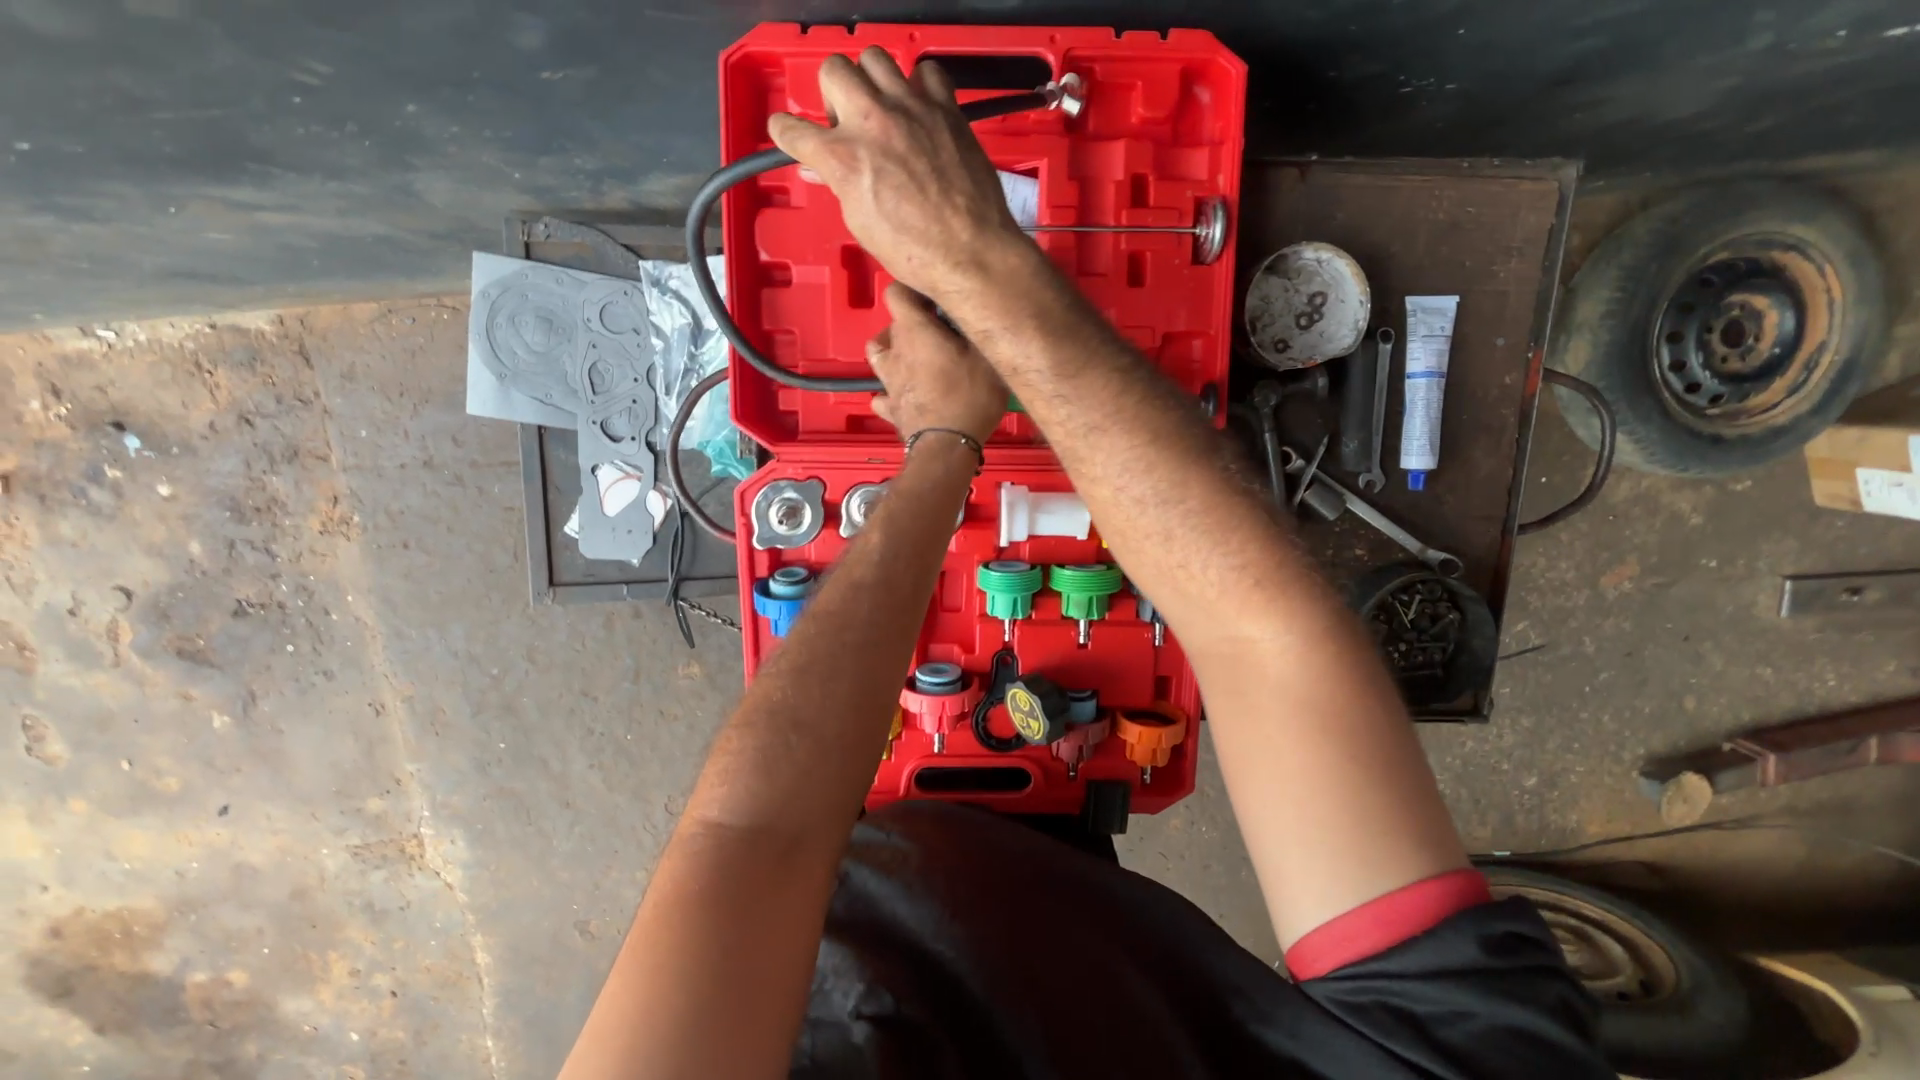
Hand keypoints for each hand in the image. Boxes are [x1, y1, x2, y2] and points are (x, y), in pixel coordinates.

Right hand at [769, 48, 1027, 305]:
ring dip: (871, 80)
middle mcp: (872, 122)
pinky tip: (920, 109)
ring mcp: (911, 109)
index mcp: (843, 158)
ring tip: (881, 109)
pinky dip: (921, 85)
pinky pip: (927, 72)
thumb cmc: (916, 251)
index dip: (786, 132)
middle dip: (833, 94)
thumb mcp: (862, 223)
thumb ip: (840, 185)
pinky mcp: (946, 109)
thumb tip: (825, 170)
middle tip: (847, 123)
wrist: (970, 251)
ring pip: (875, 58)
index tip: (790, 134)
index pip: (792, 129)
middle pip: (833, 70)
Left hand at [866, 283, 1006, 443]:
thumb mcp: (986, 355)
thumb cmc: (970, 395)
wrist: (948, 448)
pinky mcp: (890, 410)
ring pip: (878, 356)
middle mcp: (894, 351)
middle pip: (893, 325)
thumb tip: (970, 313)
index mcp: (914, 330)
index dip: (914, 291)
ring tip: (915, 359)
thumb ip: (975, 329)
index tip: (937, 299)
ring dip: (893, 353)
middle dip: (914, 324)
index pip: (897, 292)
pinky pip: (883, 395)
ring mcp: (888, 383)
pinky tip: (907, 396)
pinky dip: (891, 393)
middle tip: (941, 334)